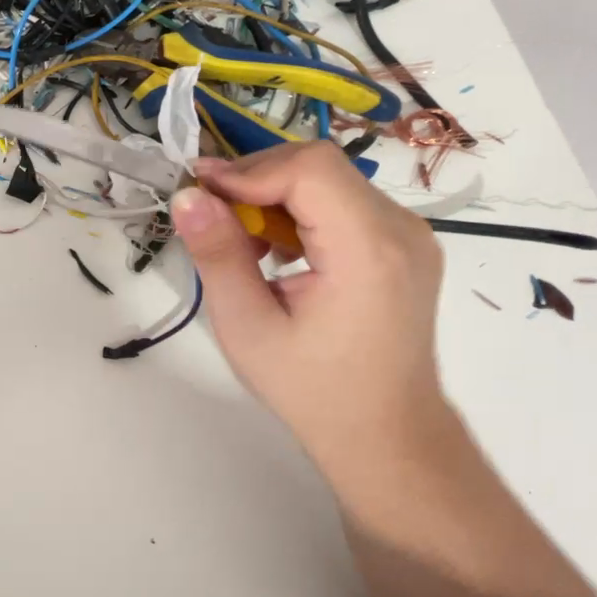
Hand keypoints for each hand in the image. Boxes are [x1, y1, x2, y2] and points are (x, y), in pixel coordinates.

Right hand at [172, 142, 445, 456]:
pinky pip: (342, 205)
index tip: (195, 191)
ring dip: (271, 197)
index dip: (246, 170)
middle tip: (205, 215)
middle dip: (254, 179)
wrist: (382, 429)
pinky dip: (296, 213)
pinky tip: (271, 252)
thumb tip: (188, 196)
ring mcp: (408, 237)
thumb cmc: (309, 384)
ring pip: (329, 182)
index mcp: (368, 250)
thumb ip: (218, 255)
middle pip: (320, 167)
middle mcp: (402, 230)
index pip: (309, 169)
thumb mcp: (246, 323)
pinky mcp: (402, 247)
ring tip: (236, 241)